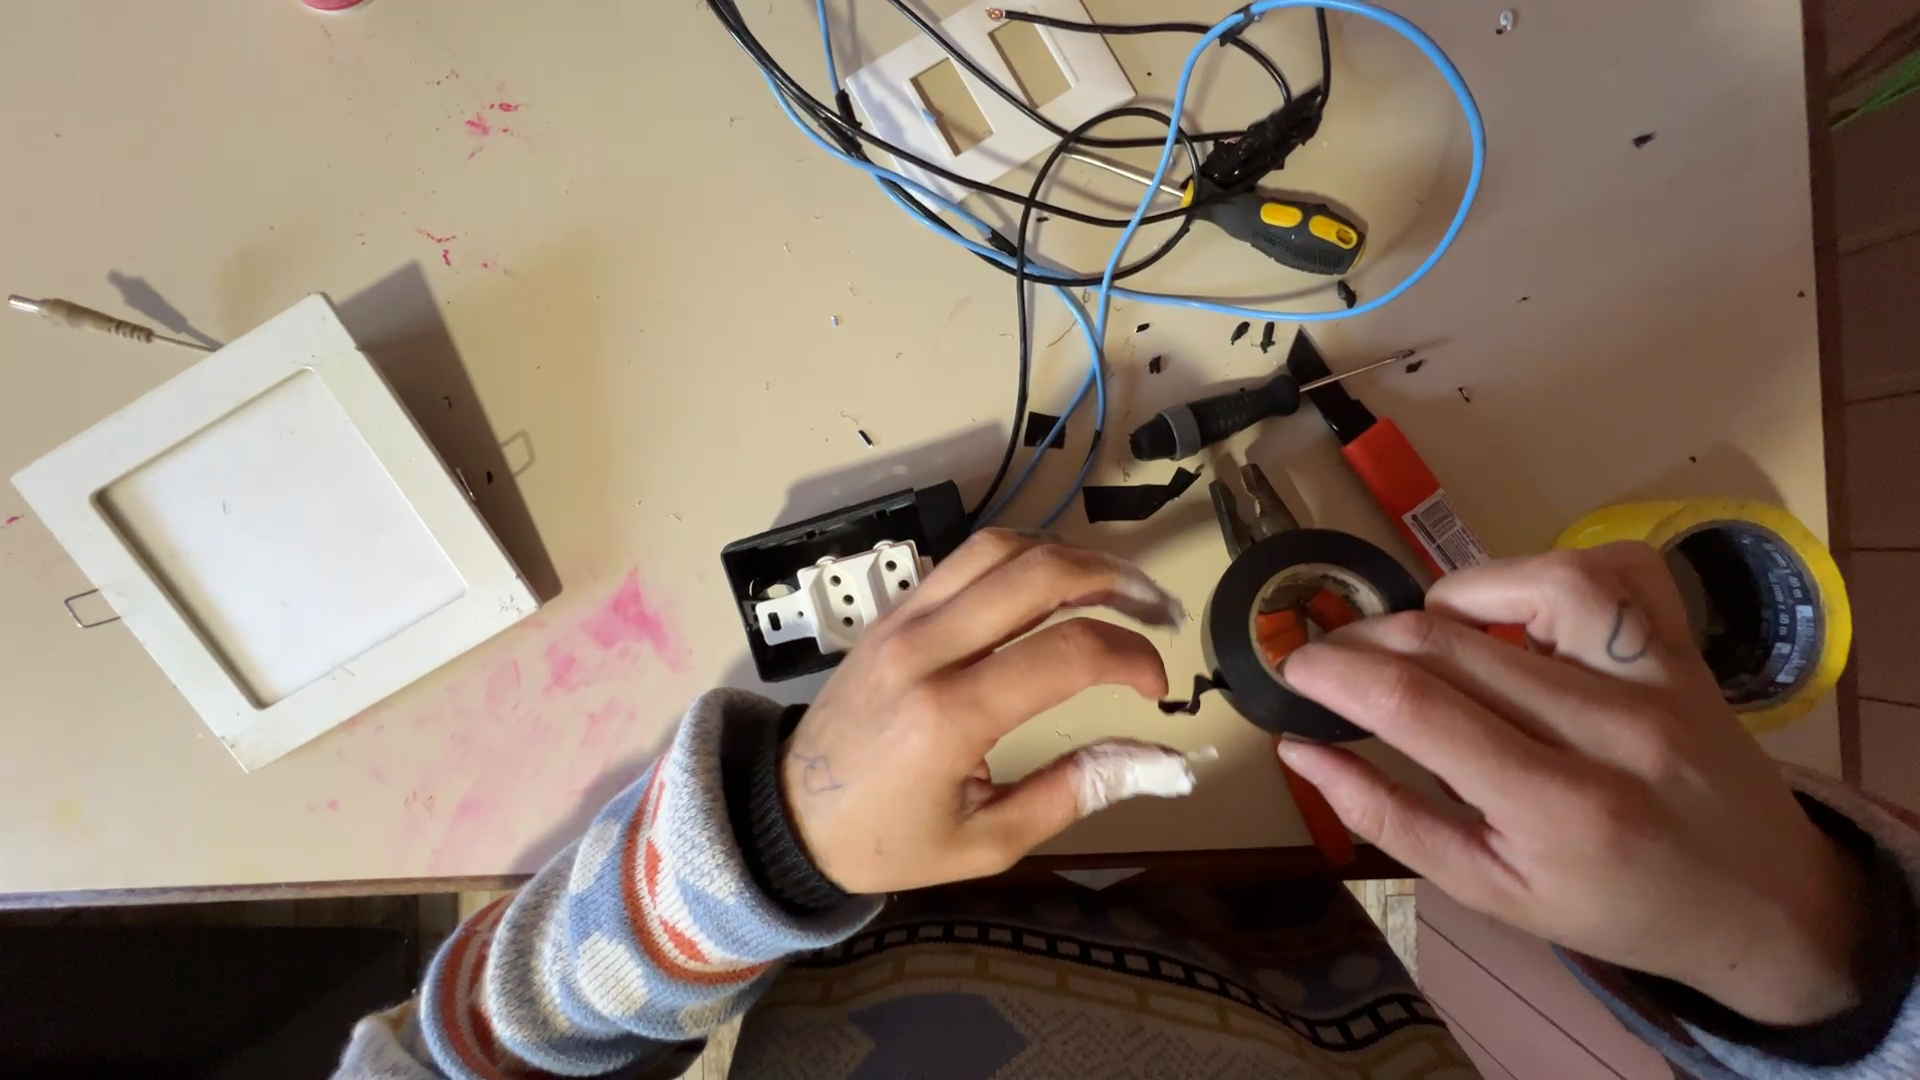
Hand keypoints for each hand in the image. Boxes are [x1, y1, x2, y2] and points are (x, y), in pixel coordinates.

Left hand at [784, 529, 1196, 893]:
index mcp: (950, 713)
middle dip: (1116, 579)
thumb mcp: (986, 841)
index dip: (1132, 658)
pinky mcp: (894, 610)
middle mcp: (926, 647)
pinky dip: (1021, 557)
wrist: (788, 811)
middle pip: (1037, 571)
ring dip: (1068, 554)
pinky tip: (1052, 582)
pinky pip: (965, 559)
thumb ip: (1076, 791)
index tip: (1155, 686)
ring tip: (1114, 585)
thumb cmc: (887, 839)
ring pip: (999, 546)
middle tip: (1158, 608)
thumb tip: (1162, 762)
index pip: (1067, 654)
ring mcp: (904, 617)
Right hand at [1276, 542, 1865, 1025]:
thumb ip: (1382, 815)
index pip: (1415, 706)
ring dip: (1444, 602)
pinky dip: (1532, 574)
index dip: (1334, 673)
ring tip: (1423, 639)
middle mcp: (1614, 730)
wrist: (1769, 908)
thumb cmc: (1607, 904)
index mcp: (1559, 808)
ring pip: (1527, 585)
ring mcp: (1660, 679)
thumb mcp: (1482, 889)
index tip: (1293, 669)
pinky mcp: (1683, 650)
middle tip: (1330, 661)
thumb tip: (1297, 748)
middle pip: (1447, 641)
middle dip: (1360, 641)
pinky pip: (1605, 570)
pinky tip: (1505, 611)